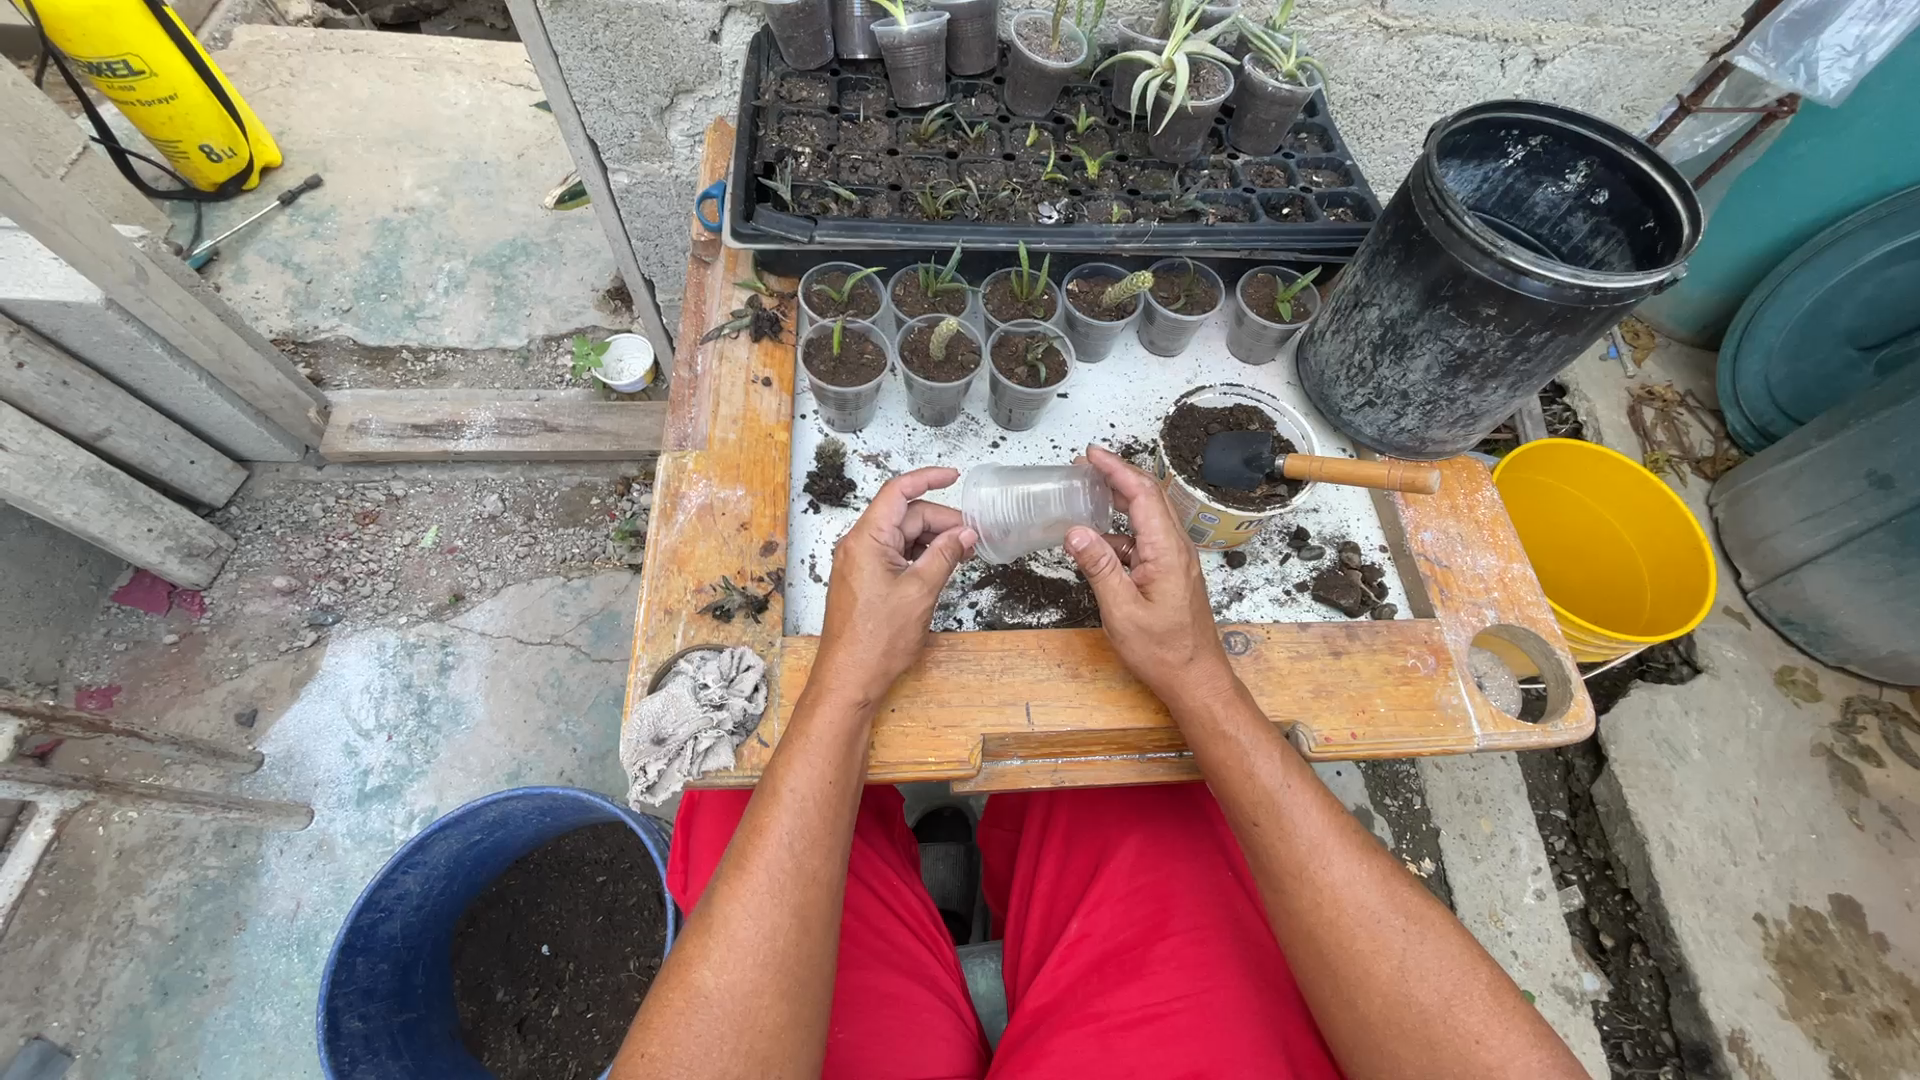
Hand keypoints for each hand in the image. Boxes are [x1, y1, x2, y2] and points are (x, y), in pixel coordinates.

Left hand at [813, 467, 976, 709]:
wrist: (850, 678)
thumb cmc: (876, 640)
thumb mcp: (921, 591)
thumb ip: (944, 555)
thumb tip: (965, 534)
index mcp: (866, 539)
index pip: (898, 492)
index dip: (928, 478)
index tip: (954, 476)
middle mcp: (858, 545)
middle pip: (905, 516)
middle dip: (940, 521)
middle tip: (972, 537)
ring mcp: (860, 563)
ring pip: (902, 536)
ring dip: (932, 540)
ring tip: (962, 554)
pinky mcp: (865, 580)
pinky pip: (895, 555)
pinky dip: (919, 556)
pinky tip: (941, 566)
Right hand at [1065, 445, 1237, 711]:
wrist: (1196, 679)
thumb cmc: (1163, 651)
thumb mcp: (1121, 611)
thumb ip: (1098, 567)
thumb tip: (1075, 531)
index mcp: (1166, 550)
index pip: (1142, 494)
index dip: (1116, 468)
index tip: (1090, 454)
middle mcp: (1176, 548)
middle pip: (1149, 497)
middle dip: (1117, 475)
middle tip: (1084, 466)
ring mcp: (1175, 560)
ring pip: (1148, 517)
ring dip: (1120, 501)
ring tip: (1087, 495)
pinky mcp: (1171, 573)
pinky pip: (1145, 540)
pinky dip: (1120, 532)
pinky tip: (1098, 541)